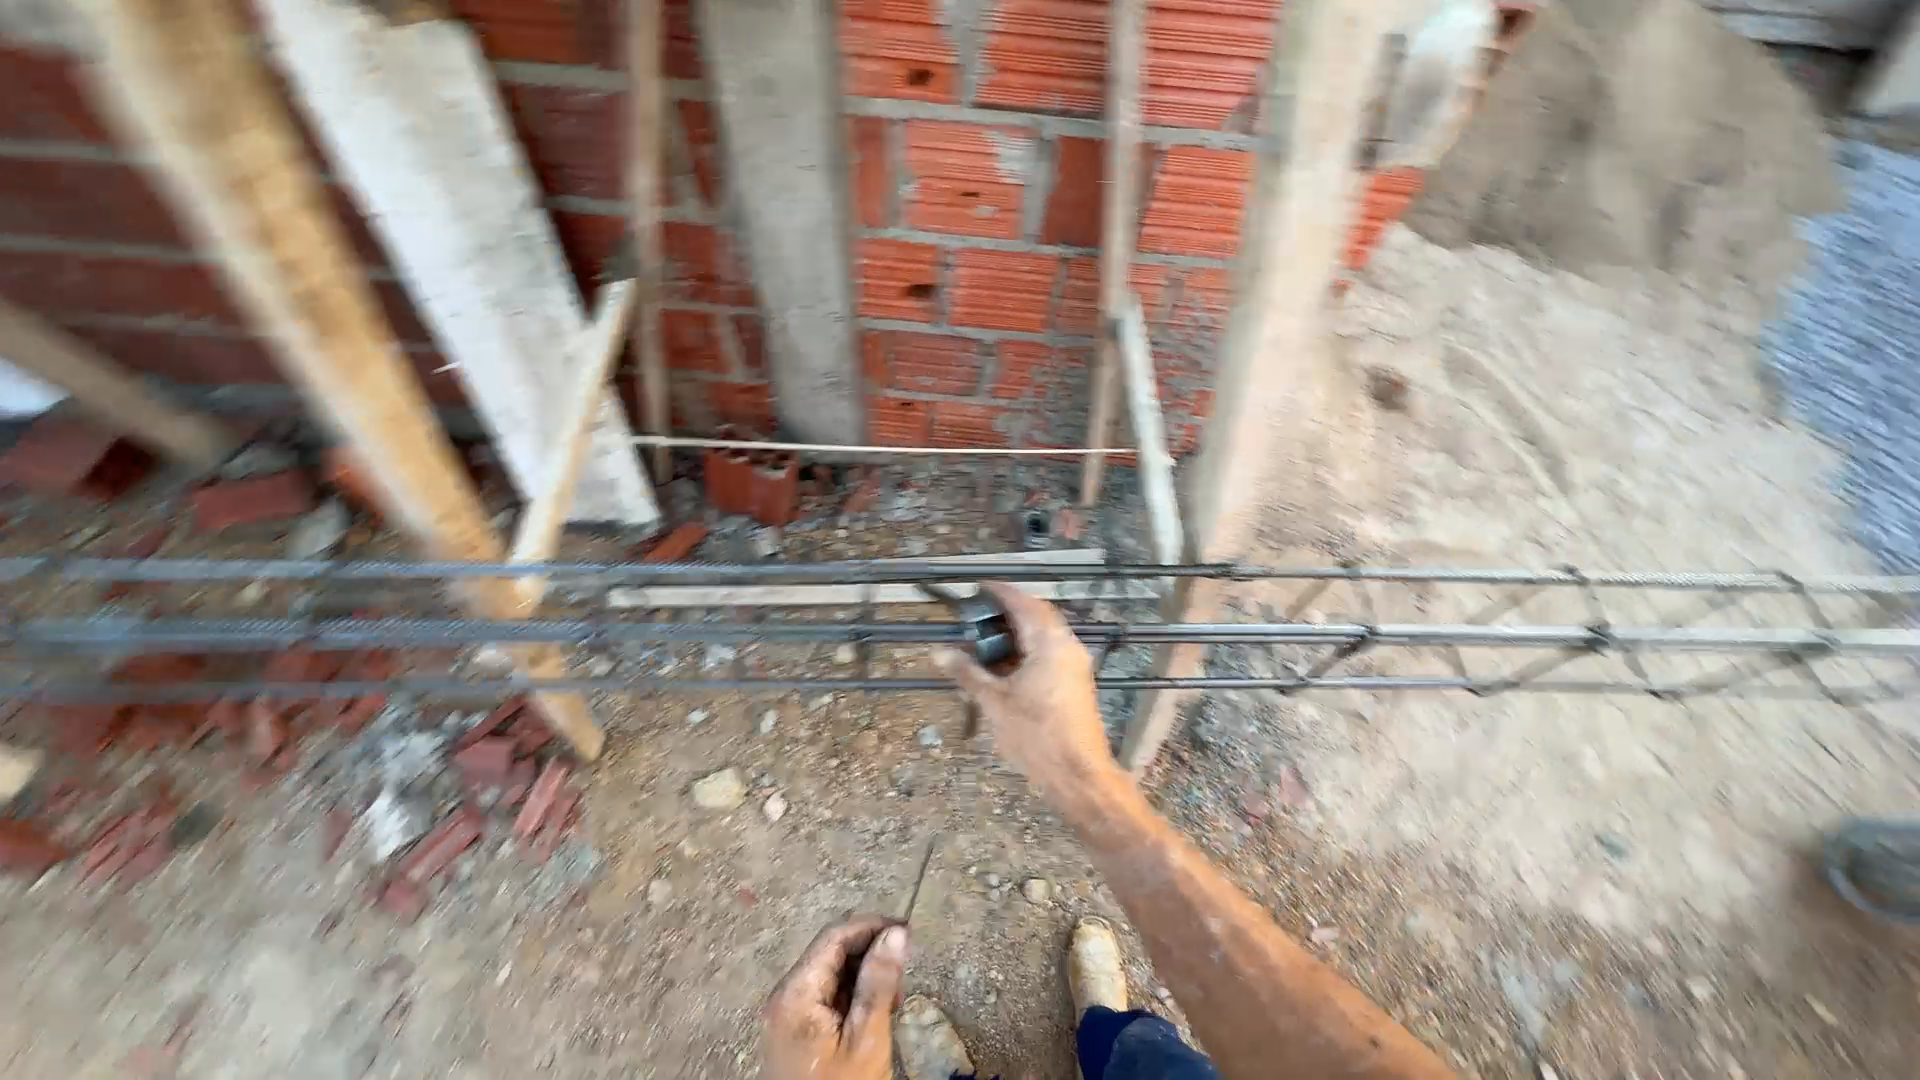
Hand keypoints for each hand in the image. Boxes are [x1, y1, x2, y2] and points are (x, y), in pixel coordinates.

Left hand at [761, 916, 908, 1079]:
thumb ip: (879, 982)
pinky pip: (825, 995)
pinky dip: (851, 995)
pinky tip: (873, 1012)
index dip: (872, 927)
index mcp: (795, 992)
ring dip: (863, 975)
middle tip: (902, 975)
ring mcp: (787, 1013)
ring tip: (891, 999)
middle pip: (831, 952)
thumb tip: (897, 932)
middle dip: (870, 953)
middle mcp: (784, 995)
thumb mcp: (866, 1038)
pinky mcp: (795, 1029)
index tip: (908, 933)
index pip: (835, 937)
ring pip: (831, 972)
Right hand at [935, 582, 1114, 791]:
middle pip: (1037, 615)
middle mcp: (1067, 646)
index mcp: (1050, 642)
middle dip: (1008, 611)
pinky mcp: (1075, 682)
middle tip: (978, 614)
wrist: (1077, 774)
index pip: (1023, 603)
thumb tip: (939, 653)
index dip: (1000, 592)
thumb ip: (967, 673)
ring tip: (985, 640)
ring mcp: (1075, 664)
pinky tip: (1004, 665)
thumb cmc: (1035, 735)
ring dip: (1017, 632)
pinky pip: (1049, 652)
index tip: (977, 587)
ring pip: (1044, 635)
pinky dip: (1026, 650)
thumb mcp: (994, 702)